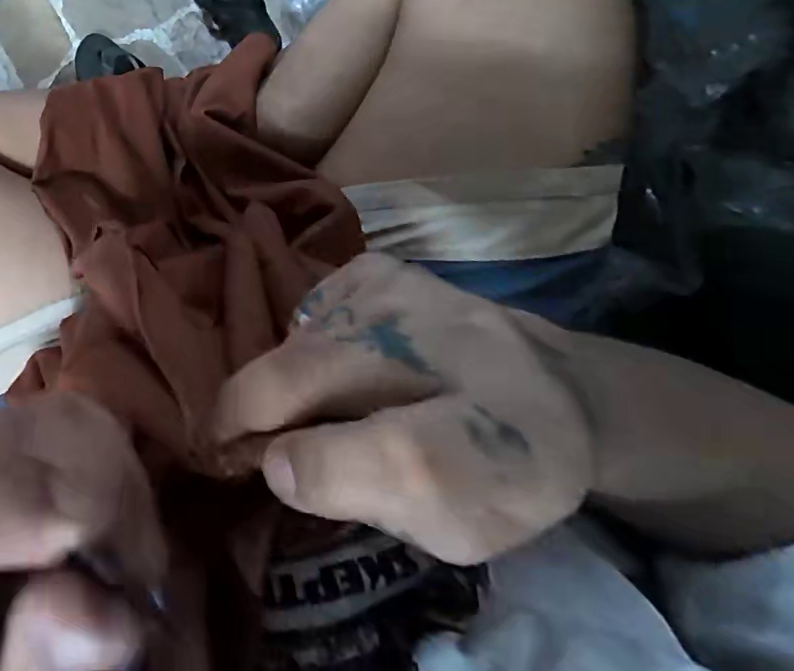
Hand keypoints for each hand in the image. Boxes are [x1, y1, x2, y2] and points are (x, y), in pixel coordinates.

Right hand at [212, 253, 592, 564]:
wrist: (550, 386)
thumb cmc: (495, 473)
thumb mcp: (457, 528)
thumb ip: (368, 502)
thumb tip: (274, 463)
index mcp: (503, 442)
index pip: (404, 458)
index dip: (319, 472)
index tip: (274, 474)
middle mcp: (452, 346)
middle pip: (301, 376)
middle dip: (252, 415)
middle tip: (244, 443)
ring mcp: (403, 291)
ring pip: (292, 346)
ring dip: (285, 384)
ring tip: (320, 407)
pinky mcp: (373, 266)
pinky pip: (305, 315)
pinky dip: (307, 347)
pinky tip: (345, 363)